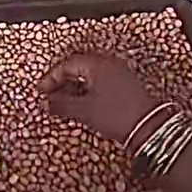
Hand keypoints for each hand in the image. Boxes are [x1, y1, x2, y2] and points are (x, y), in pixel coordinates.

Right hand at [40, 54, 158, 143]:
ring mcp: (118, 73)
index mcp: (95, 64)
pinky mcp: (125, 84)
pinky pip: (99, 80)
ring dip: (74, 86)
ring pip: (88, 74)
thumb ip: (61, 105)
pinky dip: (87, 89)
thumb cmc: (117, 115)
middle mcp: (107, 63)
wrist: (149, 127)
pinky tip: (84, 104)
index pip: (66, 65)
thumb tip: (46, 103)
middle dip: (61, 81)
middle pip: (77, 67)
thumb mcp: (84, 111)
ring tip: (65, 102)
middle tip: (51, 95)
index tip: (41, 92)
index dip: (50, 79)